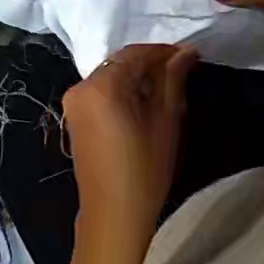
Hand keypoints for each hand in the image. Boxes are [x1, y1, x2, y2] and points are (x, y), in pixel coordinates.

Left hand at [63, 44, 198, 234]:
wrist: (113, 211)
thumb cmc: (145, 168)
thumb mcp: (166, 120)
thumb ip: (173, 80)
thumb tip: (186, 52)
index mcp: (100, 86)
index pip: (134, 54)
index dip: (164, 52)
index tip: (191, 56)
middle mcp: (80, 88)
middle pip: (119, 64)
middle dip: (150, 65)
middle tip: (182, 73)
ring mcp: (73, 103)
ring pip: (110, 77)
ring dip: (137, 78)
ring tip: (168, 89)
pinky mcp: (74, 118)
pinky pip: (100, 93)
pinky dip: (122, 92)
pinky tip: (144, 103)